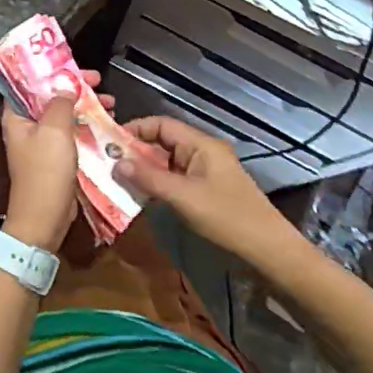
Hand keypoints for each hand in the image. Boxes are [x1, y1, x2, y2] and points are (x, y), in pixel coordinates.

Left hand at [0, 70, 112, 252]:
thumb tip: (65, 85)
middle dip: (75, 88)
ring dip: (85, 106)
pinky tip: (104, 123)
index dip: (51, 71)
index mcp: (17, 116)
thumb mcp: (54, 131)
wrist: (44, 218)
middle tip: (99, 81)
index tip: (75, 66)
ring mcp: (40, 142)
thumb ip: (60, 103)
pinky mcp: (54, 157)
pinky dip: (86, 125)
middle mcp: (26, 126)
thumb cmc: (45, 171)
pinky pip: (70, 133)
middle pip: (50, 97)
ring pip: (63, 115)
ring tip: (109, 102)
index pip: (29, 83)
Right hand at [116, 116, 296, 260]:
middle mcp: (202, 152)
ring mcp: (205, 173)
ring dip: (144, 170)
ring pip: (167, 163)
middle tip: (106, 164)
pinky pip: (175, 180)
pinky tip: (140, 196)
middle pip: (163, 143)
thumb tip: (116, 163)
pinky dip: (157, 185)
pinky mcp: (205, 191)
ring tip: (117, 180)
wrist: (265, 248)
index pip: (162, 125)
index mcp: (201, 144)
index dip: (135, 129)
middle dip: (136, 152)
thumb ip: (149, 178)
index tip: (108, 142)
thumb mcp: (183, 196)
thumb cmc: (226, 216)